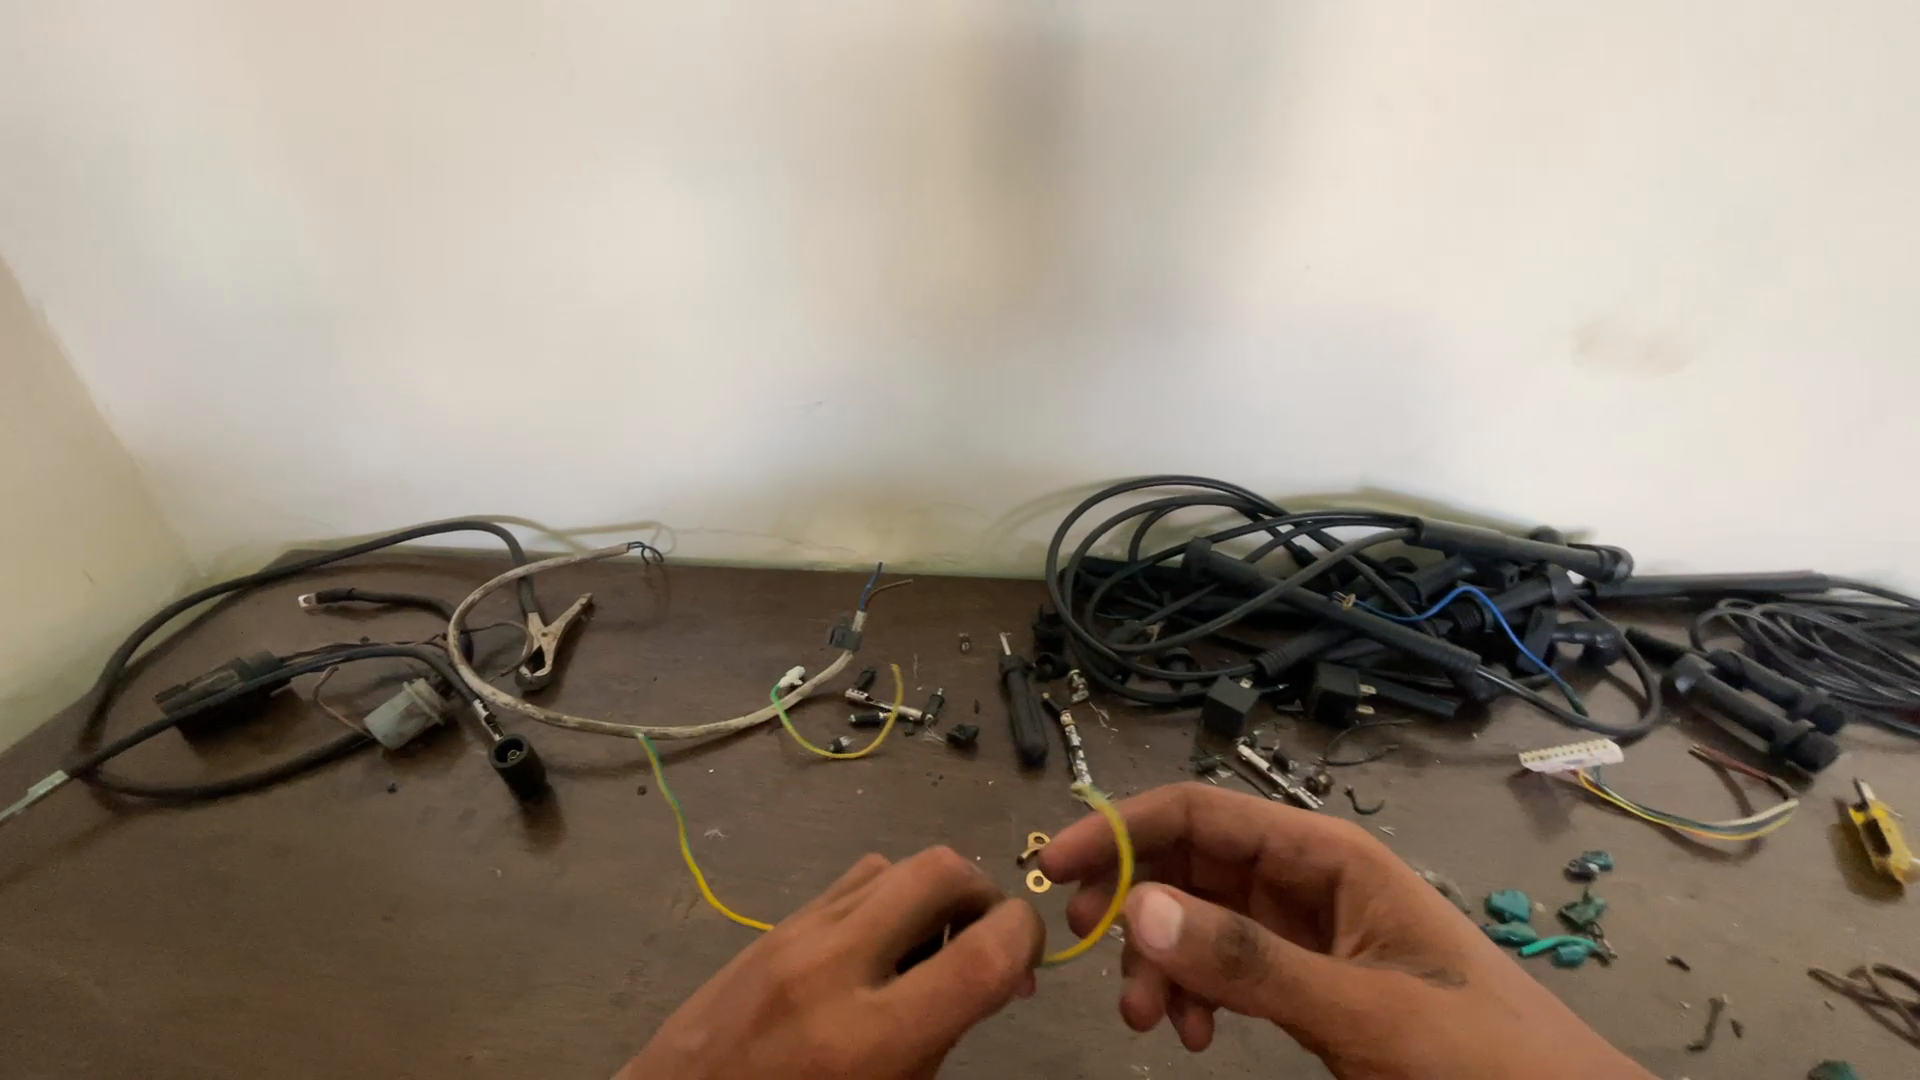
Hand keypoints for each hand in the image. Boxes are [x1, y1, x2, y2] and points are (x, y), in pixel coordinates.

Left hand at [615, 847, 1042, 1079]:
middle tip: (988, 935)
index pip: (981, 953)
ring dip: (934, 891)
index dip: (1026, 937)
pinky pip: (854, 881)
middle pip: (939, 869)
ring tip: (935, 941)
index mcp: (866, 1039)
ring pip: (896, 864)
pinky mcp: (776, 923)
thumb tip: (994, 973)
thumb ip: (943, 1036)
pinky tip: (885, 940)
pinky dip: (891, 896)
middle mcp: (832, 965)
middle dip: (983, 891)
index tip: (1030, 953)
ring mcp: (796, 933)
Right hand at [1038, 783, 1652, 1079]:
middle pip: (1187, 859)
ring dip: (1156, 955)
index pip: (1199, 811)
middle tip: (1087, 946)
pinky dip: (1189, 990)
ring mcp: (1299, 928)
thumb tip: (1135, 908)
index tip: (1055, 865)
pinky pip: (1219, 963)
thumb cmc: (1491, 1065)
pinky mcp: (1299, 977)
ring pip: (1194, 914)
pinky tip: (1190, 1033)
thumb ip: (1253, 964)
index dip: (1121, 827)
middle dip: (1131, 896)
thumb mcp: (1372, 1017)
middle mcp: (1302, 876)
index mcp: (1323, 853)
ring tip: (1146, 1017)